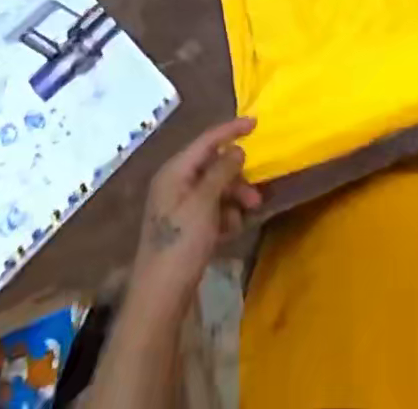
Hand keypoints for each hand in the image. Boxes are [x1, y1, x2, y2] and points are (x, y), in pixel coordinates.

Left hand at [130, 117, 260, 304]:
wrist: (160, 294)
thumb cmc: (181, 242)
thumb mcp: (204, 203)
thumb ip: (221, 172)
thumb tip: (236, 149)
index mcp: (175, 171)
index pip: (206, 140)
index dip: (231, 130)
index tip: (256, 123)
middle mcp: (175, 182)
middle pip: (213, 166)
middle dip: (237, 178)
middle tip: (256, 198)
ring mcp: (179, 205)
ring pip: (215, 189)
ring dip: (233, 200)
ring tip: (242, 221)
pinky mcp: (185, 226)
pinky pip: (211, 210)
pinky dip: (224, 216)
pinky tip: (230, 233)